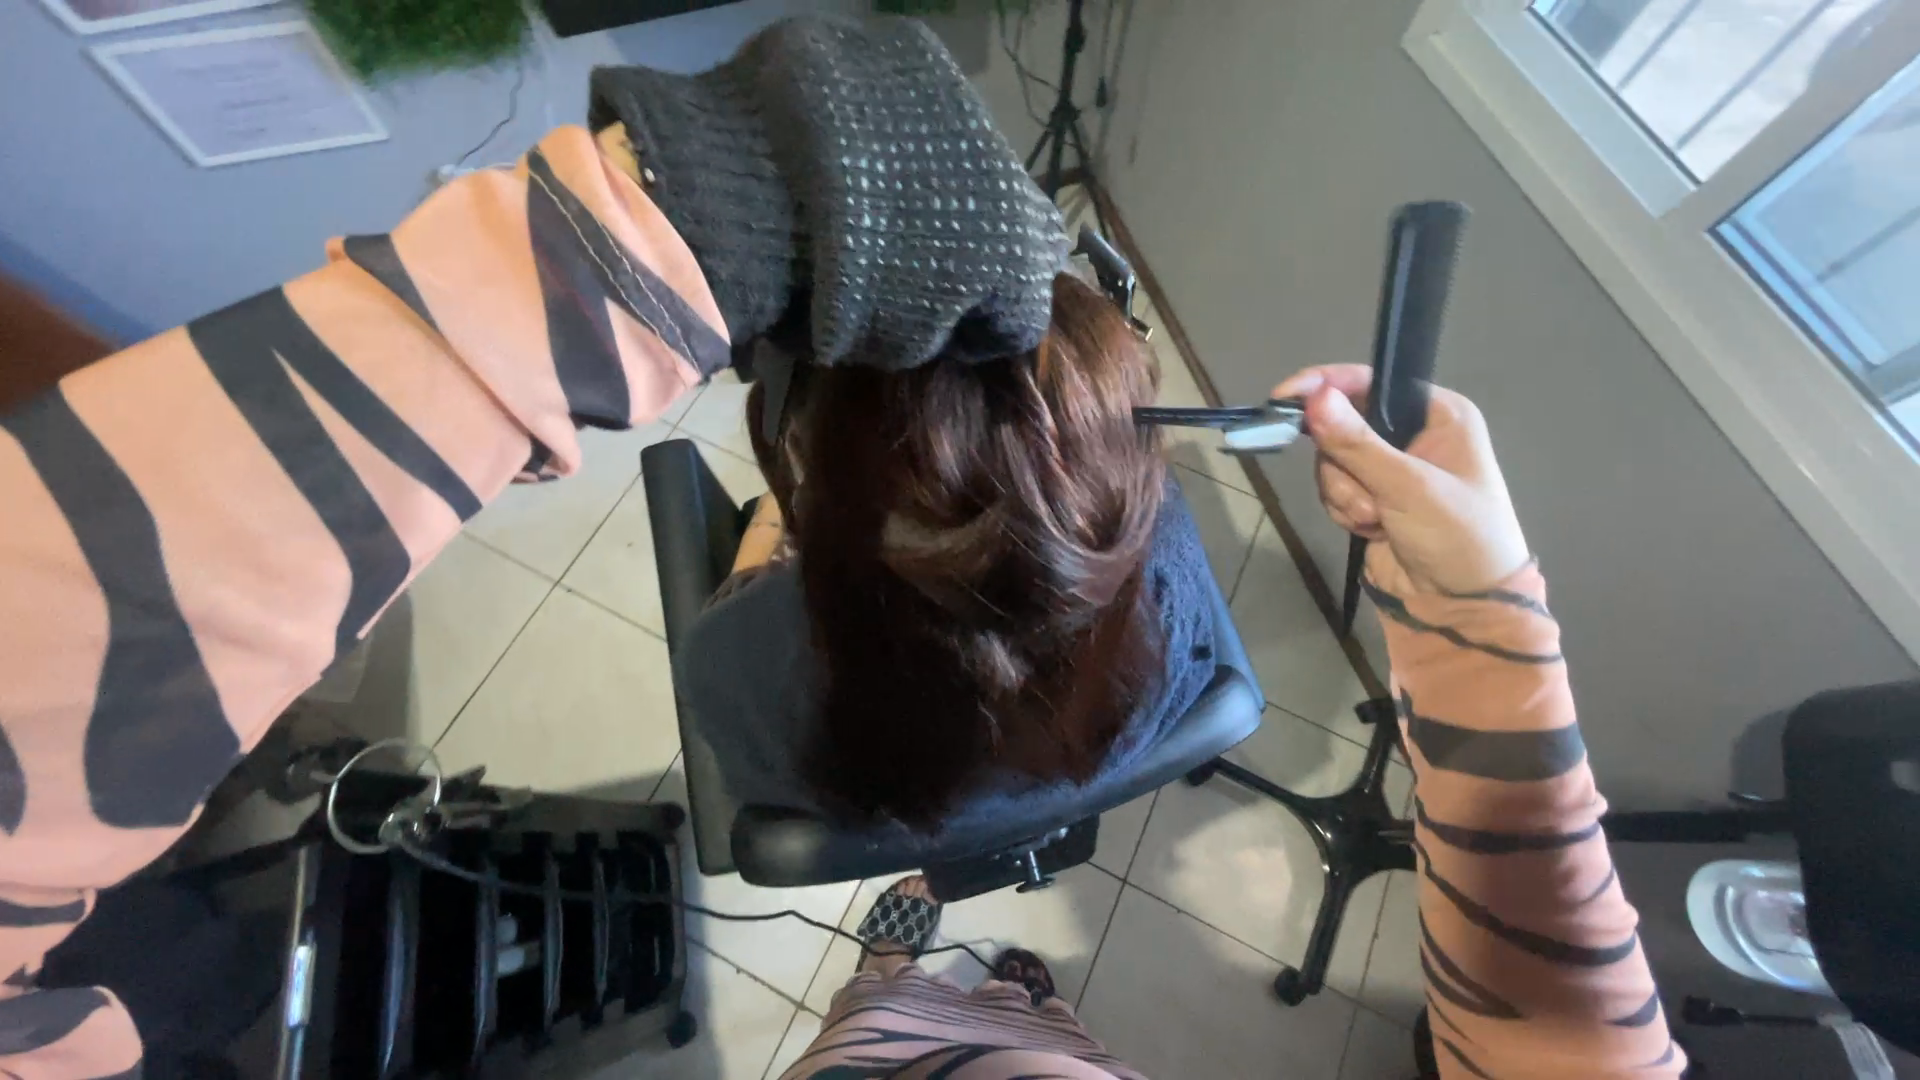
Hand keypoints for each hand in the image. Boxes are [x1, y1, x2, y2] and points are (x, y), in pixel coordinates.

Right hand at [1271, 365, 1529, 597]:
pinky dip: (1343, 510)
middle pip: (1342, 425)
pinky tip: (1370, 529)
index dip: (1325, 385)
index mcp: (1438, 414)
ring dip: (1344, 494)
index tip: (1283, 397)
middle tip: (1364, 495)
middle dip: (1343, 466)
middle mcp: (1412, 434)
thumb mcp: (1408, 487)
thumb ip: (1357, 442)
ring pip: (1332, 462)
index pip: (1372, 382)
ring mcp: (1389, 468)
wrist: (1462, 607)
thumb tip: (1313, 398)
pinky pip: (1333, 489)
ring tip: (1374, 520)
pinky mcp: (1370, 497)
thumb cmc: (1457, 536)